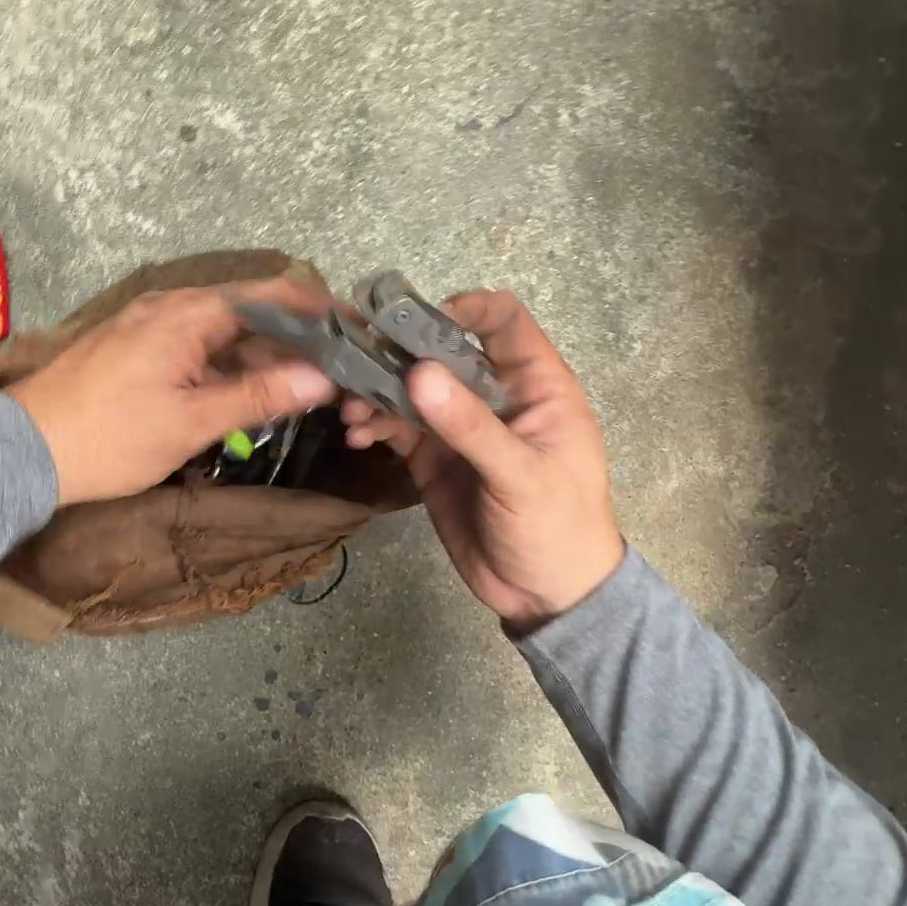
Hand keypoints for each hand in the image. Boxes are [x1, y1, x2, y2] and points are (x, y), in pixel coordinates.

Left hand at [9, 280, 337, 506]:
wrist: (24, 451)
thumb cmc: (111, 437)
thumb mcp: (191, 421)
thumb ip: (257, 395)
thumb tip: (321, 379)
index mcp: (188, 314)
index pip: (269, 296)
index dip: (315, 310)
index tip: (354, 330)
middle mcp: (171, 307)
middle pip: (248, 314)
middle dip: (293, 340)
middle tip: (338, 371)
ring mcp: (150, 327)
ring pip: (222, 334)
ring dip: (261, 357)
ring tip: (305, 386)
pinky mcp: (137, 349)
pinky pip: (196, 347)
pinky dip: (227, 366)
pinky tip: (249, 391)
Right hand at [341, 290, 622, 629]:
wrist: (544, 596)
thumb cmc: (556, 527)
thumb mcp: (521, 476)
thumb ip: (470, 426)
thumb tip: (417, 373)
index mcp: (535, 386)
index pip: (504, 322)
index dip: (464, 309)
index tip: (414, 323)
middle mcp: (492, 396)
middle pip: (441, 351)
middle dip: (397, 353)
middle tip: (353, 361)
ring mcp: (458, 426)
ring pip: (411, 389)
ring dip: (376, 393)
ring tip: (350, 413)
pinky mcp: (431, 455)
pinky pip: (396, 426)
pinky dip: (373, 426)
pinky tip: (356, 437)